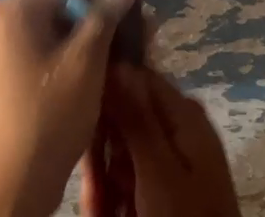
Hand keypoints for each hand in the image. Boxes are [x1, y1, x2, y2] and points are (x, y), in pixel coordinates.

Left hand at [0, 0, 139, 216]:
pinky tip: (91, 78)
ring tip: (117, 62)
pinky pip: (39, 49)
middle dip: (95, 19)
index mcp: (12, 8)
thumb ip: (105, 13)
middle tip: (130, 42)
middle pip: (57, 3)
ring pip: (51, 29)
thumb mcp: (86, 62)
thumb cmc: (50, 115)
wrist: (14, 181)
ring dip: (84, 41)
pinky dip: (65, 57)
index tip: (130, 13)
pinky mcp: (1, 71)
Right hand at [94, 64, 240, 216]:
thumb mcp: (158, 171)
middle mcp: (179, 127)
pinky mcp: (166, 182)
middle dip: (103, 148)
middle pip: (125, 116)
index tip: (81, 115)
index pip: (135, 77)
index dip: (106, 92)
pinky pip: (131, 174)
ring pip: (122, 150)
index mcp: (184, 114)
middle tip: (91, 181)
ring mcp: (174, 156)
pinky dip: (115, 193)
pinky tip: (107, 212)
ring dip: (104, 178)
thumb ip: (137, 117)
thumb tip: (116, 62)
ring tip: (99, 207)